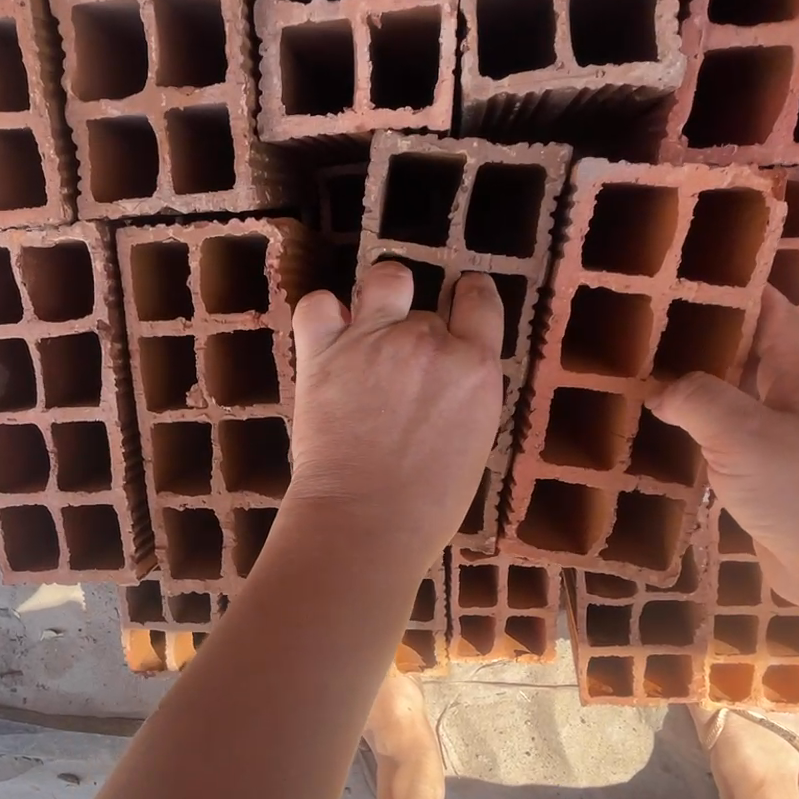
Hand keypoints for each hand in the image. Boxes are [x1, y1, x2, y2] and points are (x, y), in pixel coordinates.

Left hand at [285, 260, 502, 569]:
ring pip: (384, 279)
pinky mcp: (323, 351)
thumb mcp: (471, 443)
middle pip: (425, 311)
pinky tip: (326, 337)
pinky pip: (319, 303)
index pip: (480, 300)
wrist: (366, 520)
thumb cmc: (427, 505)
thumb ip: (464, 397)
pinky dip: (323, 314)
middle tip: (398, 370)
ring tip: (366, 325)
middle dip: (415, 331)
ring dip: (380, 296)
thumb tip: (446, 382)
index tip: (460, 299)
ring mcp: (374, 339)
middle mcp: (428, 341)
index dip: (468, 295)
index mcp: (475, 368)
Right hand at [648, 288, 798, 584]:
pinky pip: (730, 440)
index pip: (775, 315)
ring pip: (738, 399)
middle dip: (708, 338)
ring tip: (646, 377)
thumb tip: (659, 390)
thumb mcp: (743, 434)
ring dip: (699, 388)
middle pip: (751, 355)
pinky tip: (667, 437)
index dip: (743, 289)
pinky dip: (700, 430)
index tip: (696, 274)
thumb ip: (697, 400)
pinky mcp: (773, 477)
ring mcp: (788, 441)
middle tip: (650, 329)